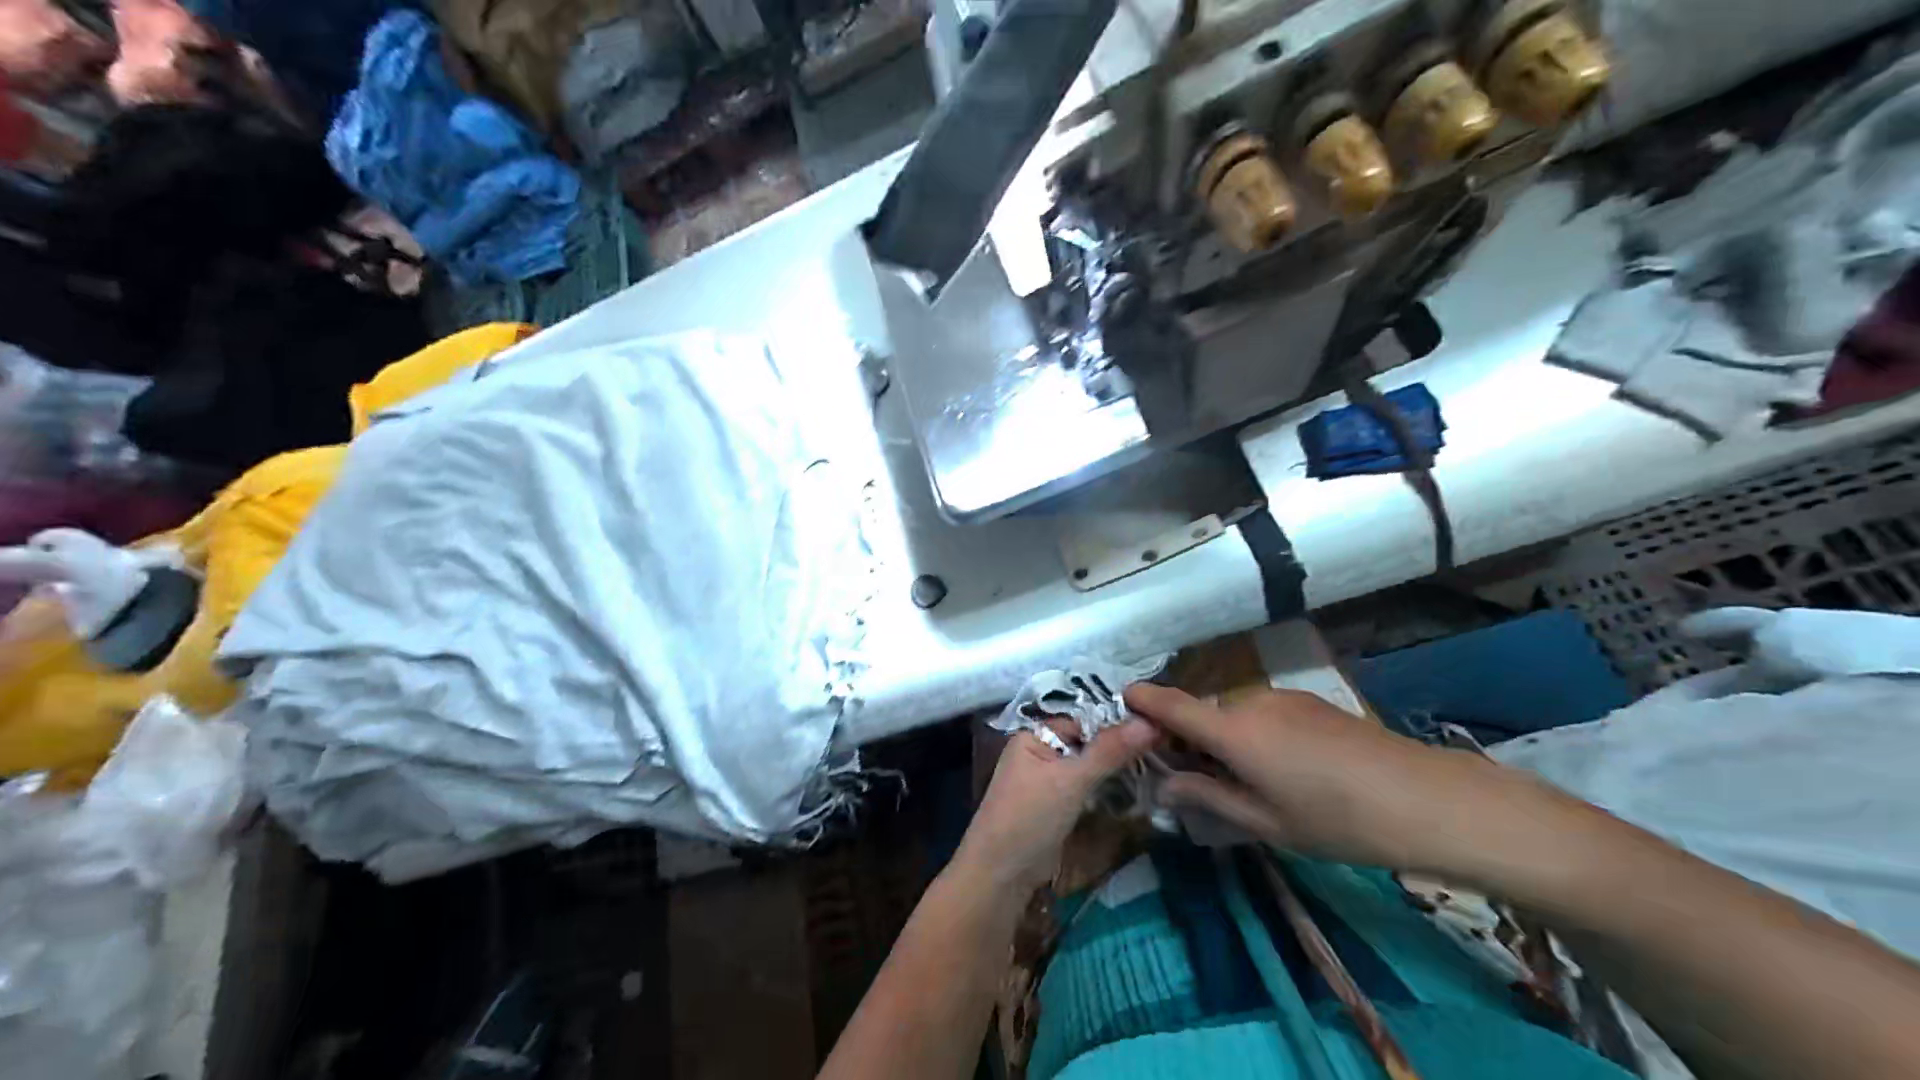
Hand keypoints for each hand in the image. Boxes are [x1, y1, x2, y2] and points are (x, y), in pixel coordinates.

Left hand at [952, 720, 1158, 894]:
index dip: (1118, 722)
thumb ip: (1109, 751)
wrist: (1000, 876)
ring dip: (1118, 768)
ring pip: (1091, 766)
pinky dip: (1109, 786)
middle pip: (1088, 742)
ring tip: (1161, 762)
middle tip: (1166, 745)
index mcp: (1034, 735)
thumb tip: (1150, 721)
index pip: (1084, 719)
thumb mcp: (1070, 781)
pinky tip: (1140, 786)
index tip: (1159, 724)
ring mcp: (1050, 780)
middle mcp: (1041, 751)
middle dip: (1121, 746)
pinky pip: (1089, 787)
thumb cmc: (1029, 818)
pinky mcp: (1059, 805)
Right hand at [1123, 683, 1567, 880]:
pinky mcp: (1307, 702)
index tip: (1122, 701)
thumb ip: (1206, 798)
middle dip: (1185, 735)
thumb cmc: (1334, 819)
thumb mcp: (1263, 822)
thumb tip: (1163, 786)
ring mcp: (1281, 698)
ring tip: (1239, 778)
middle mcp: (1248, 702)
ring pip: (1231, 712)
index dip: (1142, 699)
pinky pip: (1260, 711)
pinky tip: (1279, 767)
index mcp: (1231, 731)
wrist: (1425, 798)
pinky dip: (1250, 731)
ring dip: (1221, 736)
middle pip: (1200, 711)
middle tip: (1188, 775)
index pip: (1170, 704)